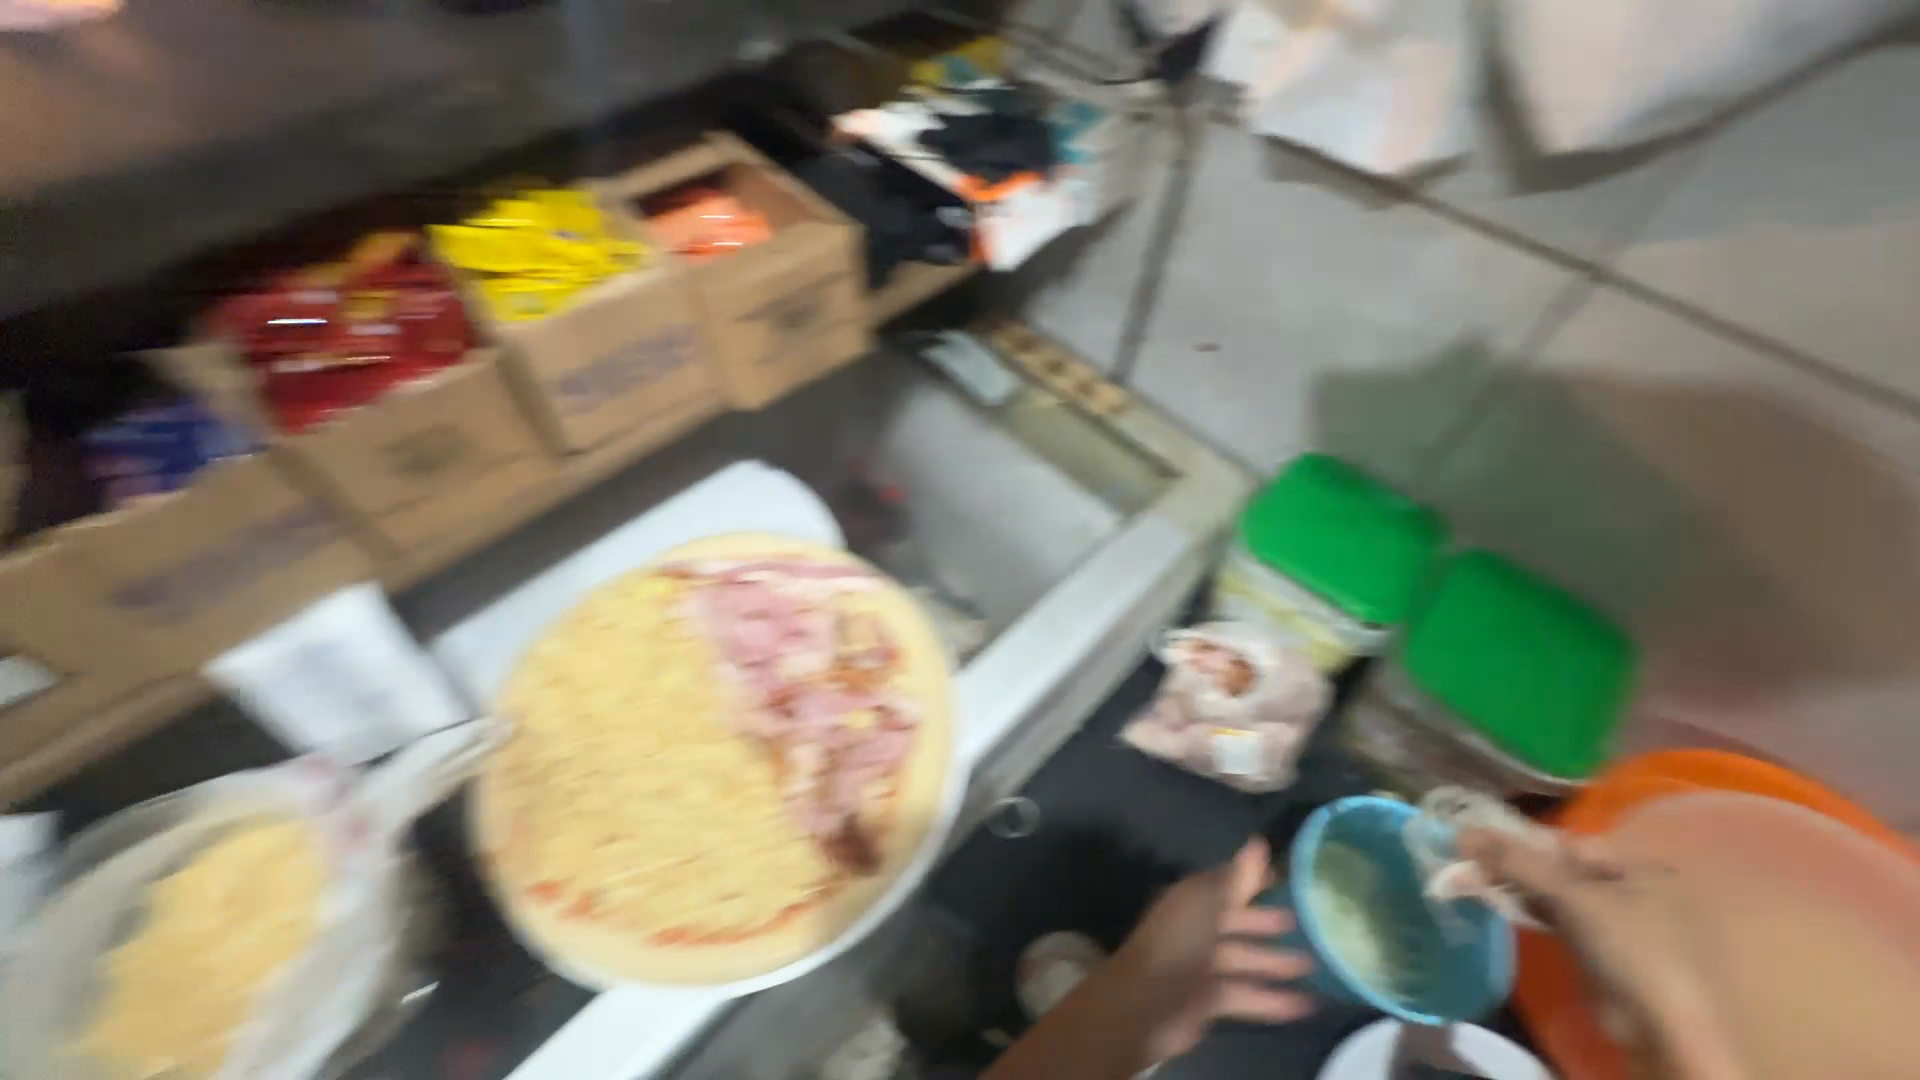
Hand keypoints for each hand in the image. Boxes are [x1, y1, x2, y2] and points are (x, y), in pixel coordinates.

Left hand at [1108, 837, 1314, 1062]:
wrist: (1147, 1002)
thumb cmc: (1179, 942)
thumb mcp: (1209, 902)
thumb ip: (1238, 877)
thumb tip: (1259, 841)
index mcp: (1193, 900)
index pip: (1227, 884)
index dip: (1252, 880)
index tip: (1283, 878)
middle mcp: (1197, 927)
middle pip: (1236, 922)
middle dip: (1266, 923)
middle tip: (1302, 923)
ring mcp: (1203, 965)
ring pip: (1244, 959)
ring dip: (1275, 962)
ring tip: (1312, 964)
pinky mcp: (1209, 999)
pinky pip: (1246, 994)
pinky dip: (1272, 999)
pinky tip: (1304, 1004)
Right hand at [1460, 830, 1742, 1079]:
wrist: (1660, 1030)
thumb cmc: (1629, 948)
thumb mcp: (1570, 895)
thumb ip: (1515, 861)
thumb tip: (1459, 832)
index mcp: (1639, 868)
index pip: (1567, 842)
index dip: (1522, 839)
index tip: (1479, 840)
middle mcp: (1631, 889)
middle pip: (1558, 866)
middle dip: (1513, 863)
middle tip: (1467, 859)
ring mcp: (1615, 920)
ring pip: (1553, 891)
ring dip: (1513, 884)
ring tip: (1471, 879)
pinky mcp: (1598, 947)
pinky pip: (1556, 915)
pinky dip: (1527, 907)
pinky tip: (1497, 901)